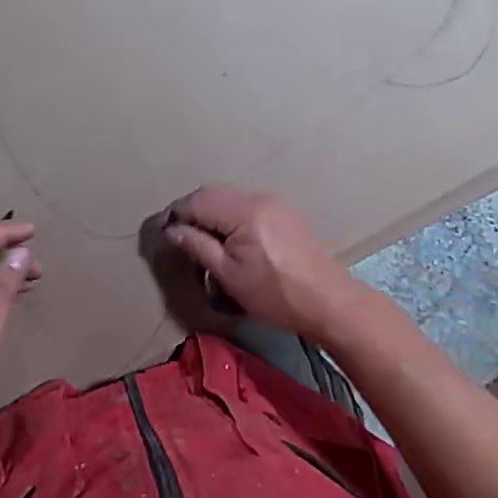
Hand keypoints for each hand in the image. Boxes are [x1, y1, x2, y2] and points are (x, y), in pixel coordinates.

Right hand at [159, 185, 351, 336]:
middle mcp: (258, 197)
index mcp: (244, 212)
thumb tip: (172, 230)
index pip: (197, 201)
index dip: (177, 215)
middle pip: (212, 193)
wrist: (331, 304)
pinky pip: (246, 203)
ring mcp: (274, 202)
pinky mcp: (284, 211)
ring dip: (212, 212)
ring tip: (206, 240)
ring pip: (229, 197)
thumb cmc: (277, 295)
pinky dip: (231, 215)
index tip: (166, 233)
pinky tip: (232, 238)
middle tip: (183, 237)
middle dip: (193, 211)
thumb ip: (198, 246)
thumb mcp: (230, 276)